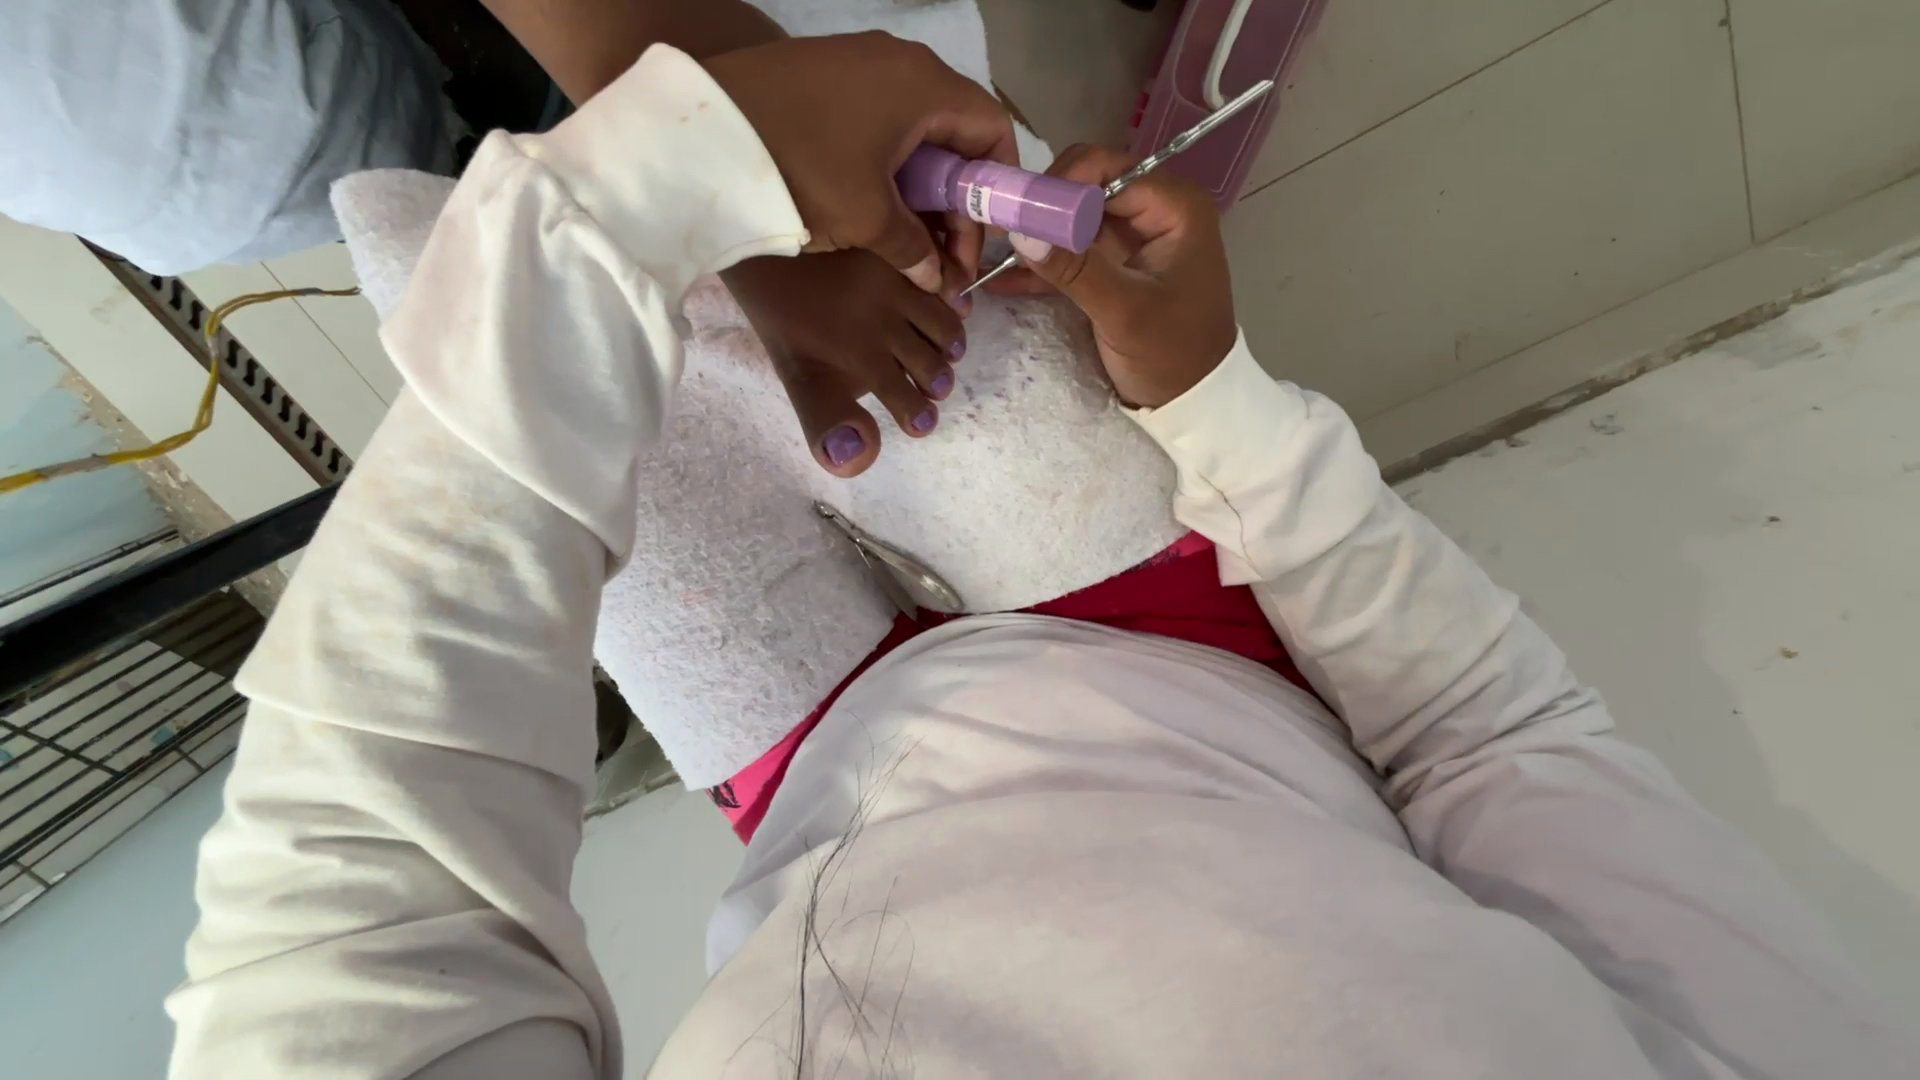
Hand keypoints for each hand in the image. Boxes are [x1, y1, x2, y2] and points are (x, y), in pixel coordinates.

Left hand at [703, 32, 1015, 293]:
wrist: (700, 131)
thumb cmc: (800, 169)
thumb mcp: (866, 219)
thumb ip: (914, 251)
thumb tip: (937, 279)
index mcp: (925, 86)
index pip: (993, 130)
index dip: (997, 189)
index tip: (979, 240)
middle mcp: (902, 66)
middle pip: (957, 137)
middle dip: (957, 206)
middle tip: (944, 262)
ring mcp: (862, 68)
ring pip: (917, 137)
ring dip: (923, 196)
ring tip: (912, 249)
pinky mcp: (829, 82)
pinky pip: (882, 128)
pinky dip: (890, 174)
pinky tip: (878, 215)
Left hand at [724, 251, 967, 474]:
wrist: (768, 239)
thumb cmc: (783, 316)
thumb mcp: (800, 377)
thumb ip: (827, 422)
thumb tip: (857, 460)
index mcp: (858, 363)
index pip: (908, 402)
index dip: (918, 415)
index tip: (920, 421)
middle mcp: (882, 328)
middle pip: (933, 369)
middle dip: (936, 384)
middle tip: (933, 386)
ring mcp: (895, 289)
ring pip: (945, 330)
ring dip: (948, 347)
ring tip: (942, 353)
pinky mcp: (901, 255)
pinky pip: (945, 286)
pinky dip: (951, 305)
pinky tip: (945, 309)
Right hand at [987, 144, 1237, 408]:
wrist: (1192, 401)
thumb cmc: (1172, 355)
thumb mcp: (1124, 312)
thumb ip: (1076, 270)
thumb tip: (1021, 231)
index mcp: (1174, 207)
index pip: (1106, 168)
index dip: (1059, 184)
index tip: (1018, 212)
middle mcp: (1154, 212)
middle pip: (1085, 189)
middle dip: (1042, 210)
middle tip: (998, 230)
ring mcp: (1132, 241)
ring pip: (1073, 222)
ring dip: (1036, 238)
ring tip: (989, 251)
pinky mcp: (1113, 268)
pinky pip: (1072, 255)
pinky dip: (1043, 266)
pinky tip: (1001, 280)